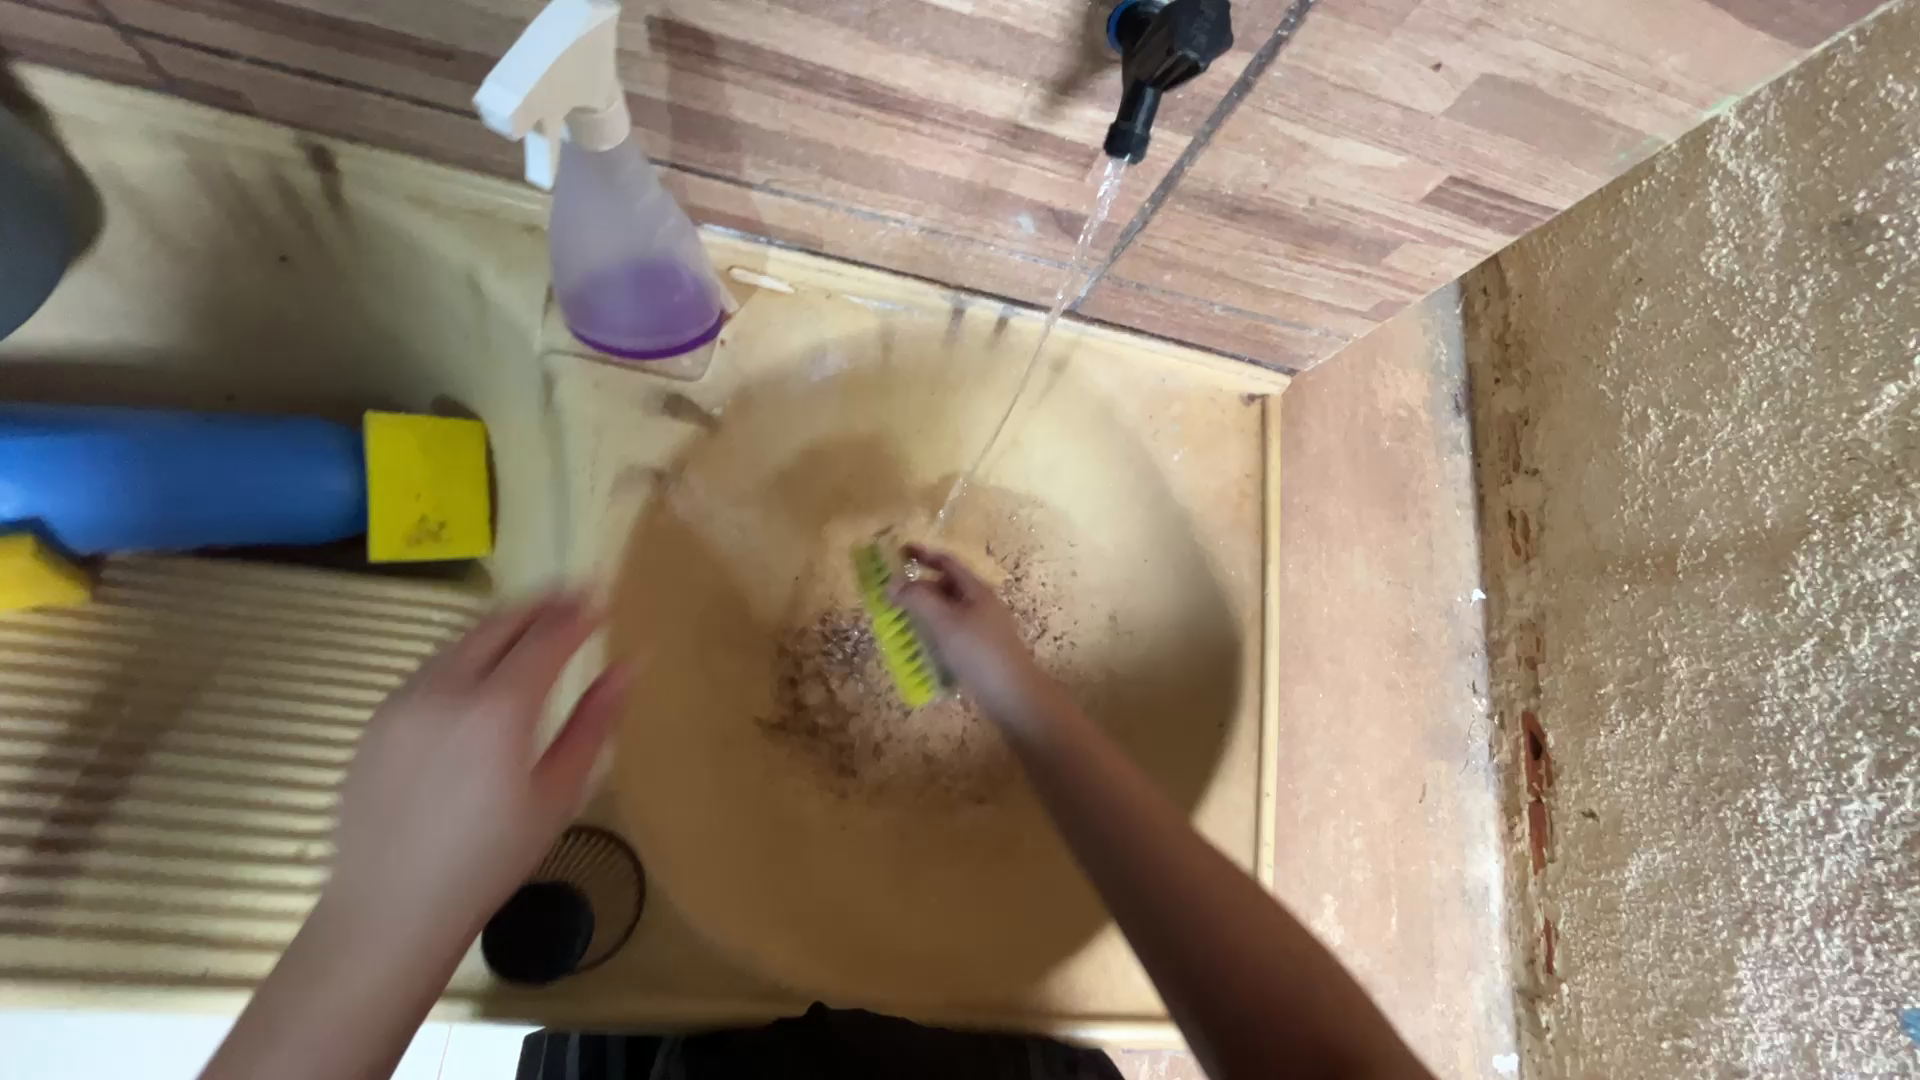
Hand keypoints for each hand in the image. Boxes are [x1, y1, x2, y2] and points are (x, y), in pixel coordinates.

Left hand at [326, 593, 629, 950]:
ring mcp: (403, 702)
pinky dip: (469, 650)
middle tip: (574, 594)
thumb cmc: (491, 858)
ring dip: (504, 622)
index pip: (547, 637)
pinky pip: (432, 665)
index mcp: (498, 710)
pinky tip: (485, 668)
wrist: (388, 911)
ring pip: (461, 639)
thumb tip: (630, 667)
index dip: (578, 613)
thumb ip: (595, 721)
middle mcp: (445, 691)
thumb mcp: (559, 792)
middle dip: (541, 603)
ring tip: (536, 622)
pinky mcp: (377, 719)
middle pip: (499, 623)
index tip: (603, 597)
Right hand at [892, 544, 1053, 726]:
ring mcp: (983, 627)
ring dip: (925, 611)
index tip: (898, 551)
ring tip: (900, 620)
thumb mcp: (944, 622)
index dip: (923, 554)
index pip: (947, 562)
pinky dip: (934, 631)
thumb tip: (893, 583)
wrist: (1013, 694)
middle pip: (947, 586)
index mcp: (976, 590)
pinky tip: (920, 646)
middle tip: (893, 594)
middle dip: (920, 586)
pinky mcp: (981, 649)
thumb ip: (917, 599)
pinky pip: (952, 631)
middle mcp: (981, 604)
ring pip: (949, 610)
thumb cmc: (978, 652)